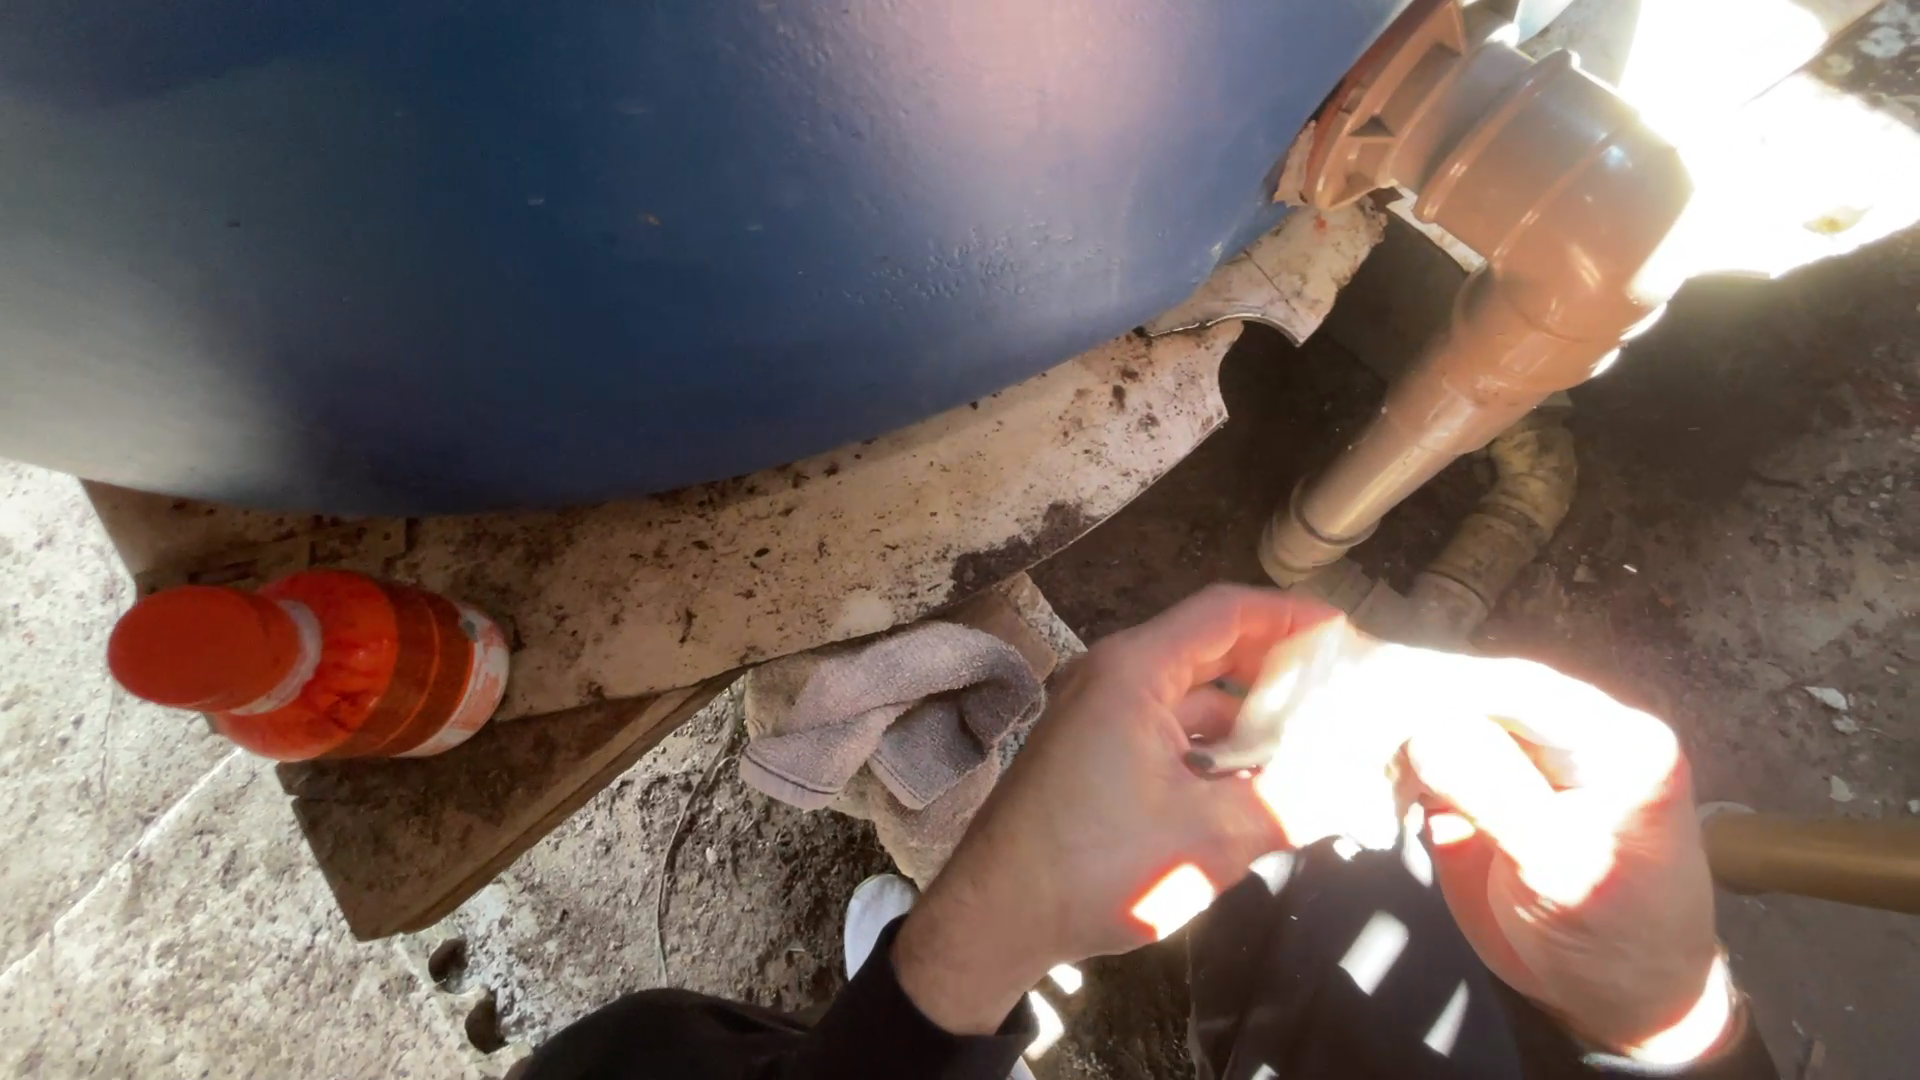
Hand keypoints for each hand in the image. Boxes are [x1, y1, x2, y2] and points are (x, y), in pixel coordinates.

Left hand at [892, 585, 1334, 1033]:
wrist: (997, 914)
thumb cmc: (1098, 865)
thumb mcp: (1210, 838)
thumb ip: (1293, 802)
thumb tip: (1362, 782)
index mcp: (1134, 669)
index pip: (1224, 612)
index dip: (1289, 617)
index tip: (1346, 636)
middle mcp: (1112, 675)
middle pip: (1208, 649)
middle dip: (1276, 670)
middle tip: (1342, 694)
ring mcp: (1098, 711)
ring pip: (1190, 696)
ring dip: (1247, 717)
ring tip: (1315, 743)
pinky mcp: (1093, 747)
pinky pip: (1166, 729)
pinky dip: (1212, 747)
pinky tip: (1255, 782)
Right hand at [1398, 656, 1728, 1063]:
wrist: (1601, 996)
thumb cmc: (1611, 936)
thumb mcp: (1562, 869)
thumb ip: (1497, 795)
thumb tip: (1422, 733)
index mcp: (1610, 739)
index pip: (1516, 686)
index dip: (1448, 685)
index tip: (1379, 695)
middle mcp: (1556, 732)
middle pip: (1466, 693)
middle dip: (1408, 710)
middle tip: (1353, 734)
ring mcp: (1507, 754)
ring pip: (1431, 718)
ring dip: (1389, 738)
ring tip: (1360, 768)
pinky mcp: (1465, 777)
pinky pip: (1414, 751)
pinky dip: (1384, 762)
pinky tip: (1368, 781)